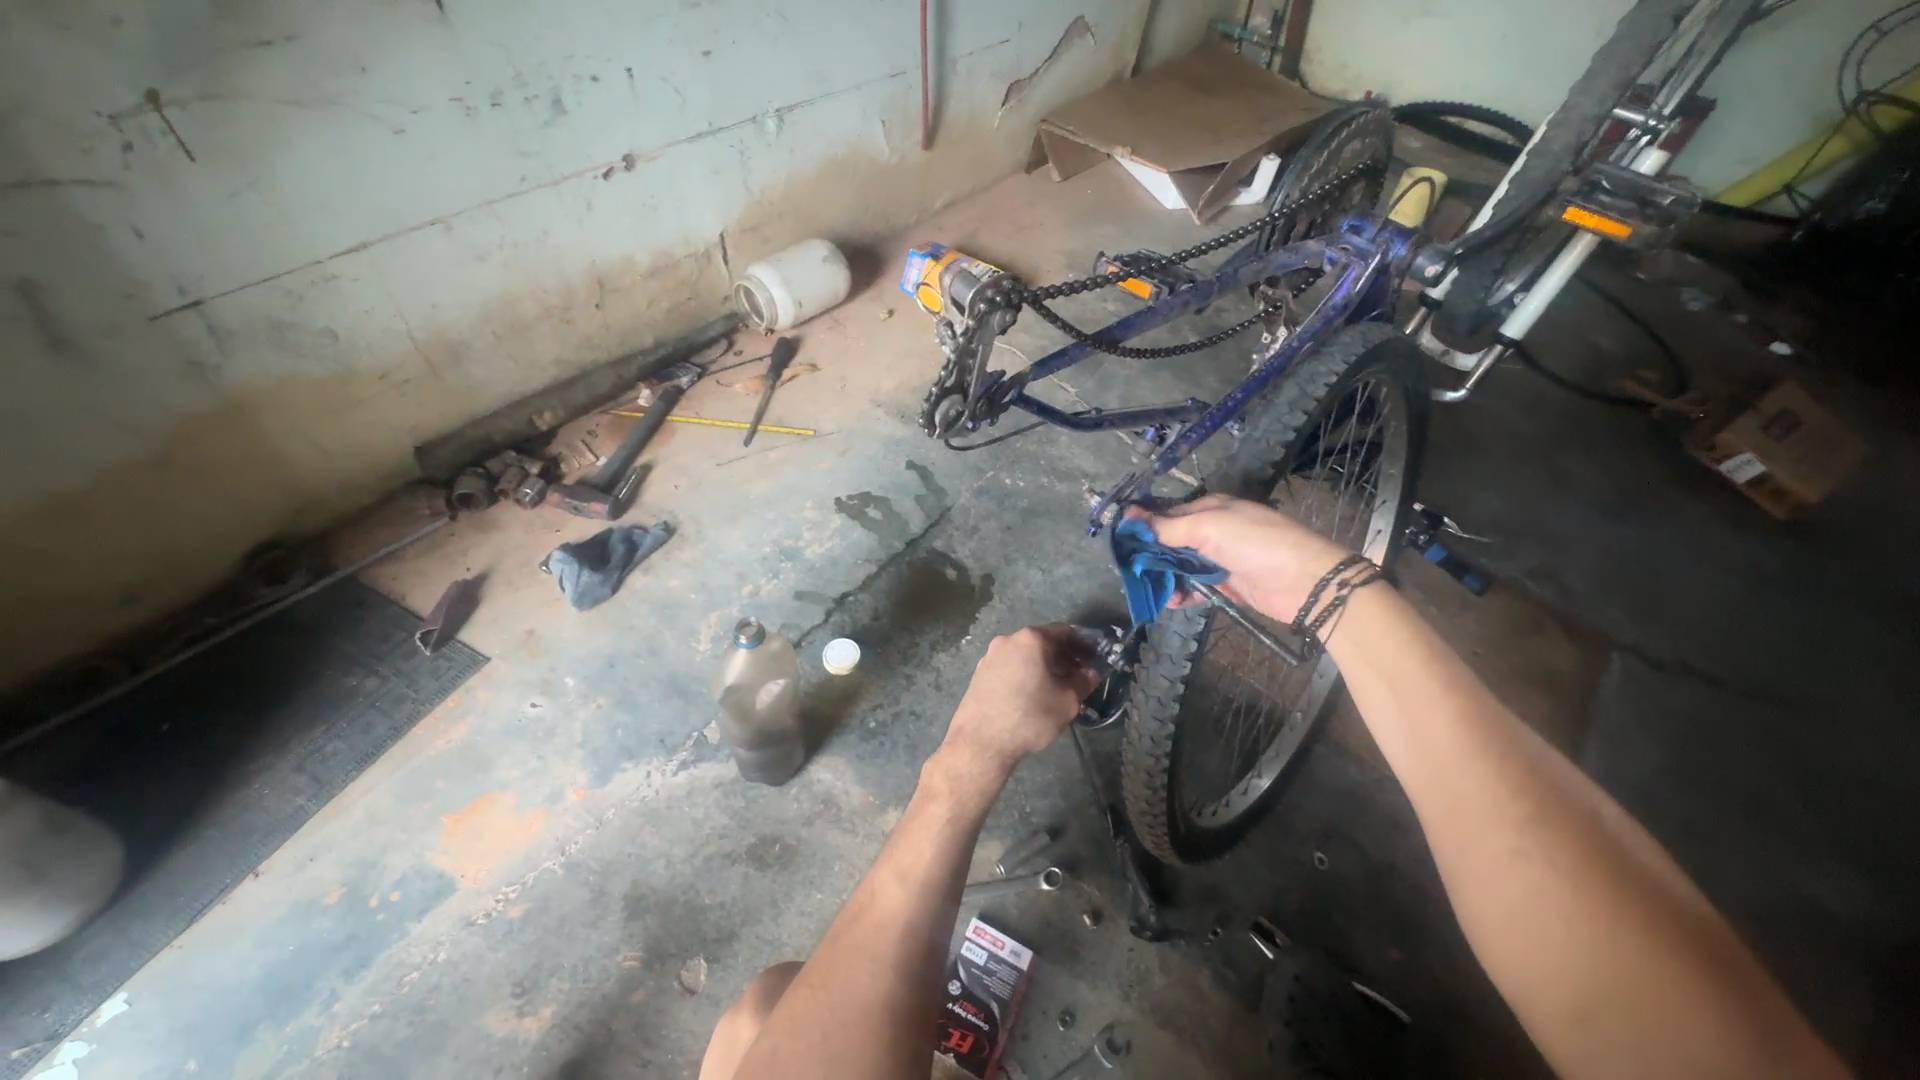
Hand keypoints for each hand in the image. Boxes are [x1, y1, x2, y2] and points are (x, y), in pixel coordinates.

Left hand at [941, 625, 1100, 775]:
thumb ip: (1083, 682)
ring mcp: (990, 656)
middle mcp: (1008, 640)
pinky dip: (1025, 673)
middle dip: (1063, 656)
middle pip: (1043, 642)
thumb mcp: (1067, 702)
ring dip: (1043, 666)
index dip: (1083, 644)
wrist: (981, 742)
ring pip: (1025, 655)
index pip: (1064, 632)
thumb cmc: (1029, 717)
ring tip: (1057, 686)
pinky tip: (1032, 693)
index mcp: (1031, 639)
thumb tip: (1090, 673)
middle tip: (1079, 674)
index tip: (1095, 658)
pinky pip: (1010, 667)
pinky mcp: (979, 674)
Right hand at [1136, 495, 1353, 622]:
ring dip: (1163, 578)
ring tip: (1149, 590)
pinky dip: (1181, 594)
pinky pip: (1195, 588)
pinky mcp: (1226, 585)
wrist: (1304, 581)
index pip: (1167, 514)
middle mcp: (1213, 531)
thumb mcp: (1208, 528)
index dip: (1143, 526)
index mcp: (1209, 509)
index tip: (1119, 540)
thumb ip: (1168, 527)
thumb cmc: (1255, 543)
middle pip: (1170, 542)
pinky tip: (1170, 602)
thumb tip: (1130, 517)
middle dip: (1150, 556)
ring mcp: (1219, 559)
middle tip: (1129, 571)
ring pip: (1180, 567)